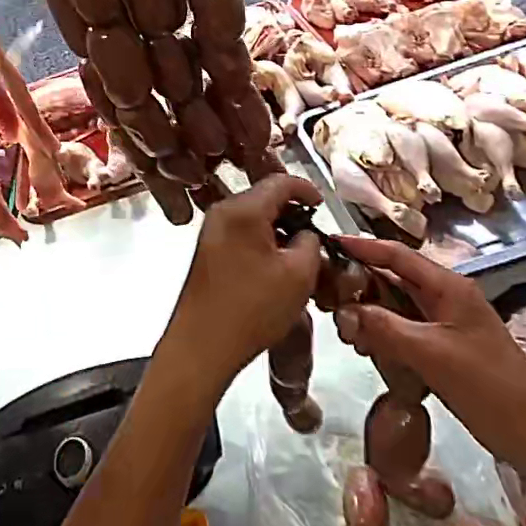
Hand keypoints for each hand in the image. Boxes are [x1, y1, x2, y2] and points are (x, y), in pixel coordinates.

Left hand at [161, 175, 323, 386]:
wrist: (203, 343)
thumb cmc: (252, 307)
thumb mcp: (298, 274)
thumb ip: (311, 242)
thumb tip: (306, 234)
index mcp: (243, 209)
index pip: (280, 181)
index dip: (307, 189)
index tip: (323, 204)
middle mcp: (222, 212)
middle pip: (265, 198)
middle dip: (293, 214)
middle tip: (316, 237)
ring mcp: (212, 231)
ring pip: (253, 218)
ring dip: (278, 231)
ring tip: (301, 257)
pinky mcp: (208, 250)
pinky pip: (241, 234)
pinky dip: (262, 243)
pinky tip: (277, 269)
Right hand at [333, 236, 525, 480]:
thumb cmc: (491, 389)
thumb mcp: (431, 355)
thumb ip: (384, 328)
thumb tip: (342, 312)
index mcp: (449, 287)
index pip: (396, 254)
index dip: (361, 246)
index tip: (327, 243)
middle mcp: (445, 297)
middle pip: (391, 278)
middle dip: (359, 287)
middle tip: (328, 300)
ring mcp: (445, 323)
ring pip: (394, 305)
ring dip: (369, 315)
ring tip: (347, 332)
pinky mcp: (443, 346)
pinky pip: (402, 329)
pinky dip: (382, 335)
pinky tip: (369, 350)